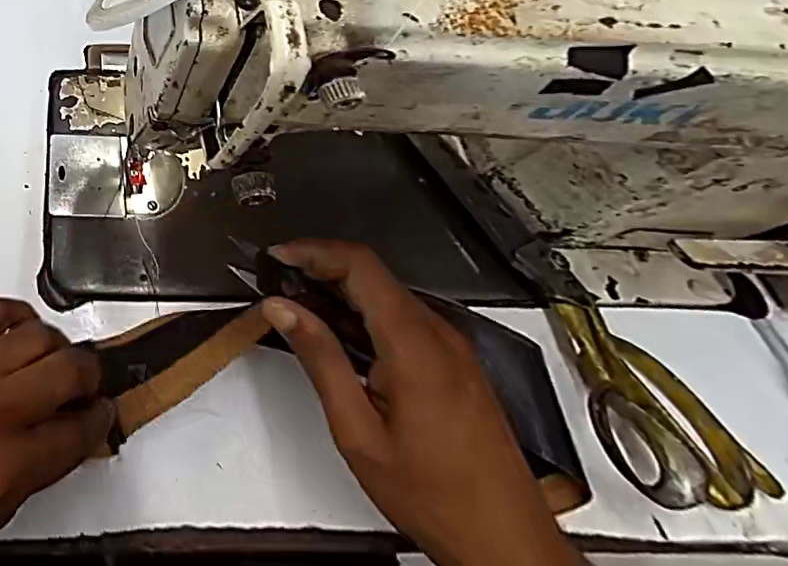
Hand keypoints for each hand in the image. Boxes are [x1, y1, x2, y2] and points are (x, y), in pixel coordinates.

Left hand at [0, 297, 112, 565]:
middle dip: (90, 378)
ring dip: (58, 348)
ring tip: (59, 364)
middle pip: (65, 369)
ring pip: (36, 334)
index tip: (104, 415)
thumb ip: (33, 472)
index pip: (75, 430)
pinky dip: (17, 317)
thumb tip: (67, 439)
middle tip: (90, 389)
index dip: (99, 421)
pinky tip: (22, 334)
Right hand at [261, 240, 582, 565]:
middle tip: (281, 283)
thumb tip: (283, 310)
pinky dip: (366, 312)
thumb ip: (320, 358)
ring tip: (302, 309)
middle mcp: (438, 333)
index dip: (312, 250)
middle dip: (320, 267)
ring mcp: (452, 345)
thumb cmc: (438, 497)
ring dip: (342, 290)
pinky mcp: (456, 359)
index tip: (279, 256)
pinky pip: (404, 315)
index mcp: (413, 343)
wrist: (508, 544)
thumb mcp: (358, 431)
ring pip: (387, 292)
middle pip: (371, 271)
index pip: (358, 263)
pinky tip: (342, 336)